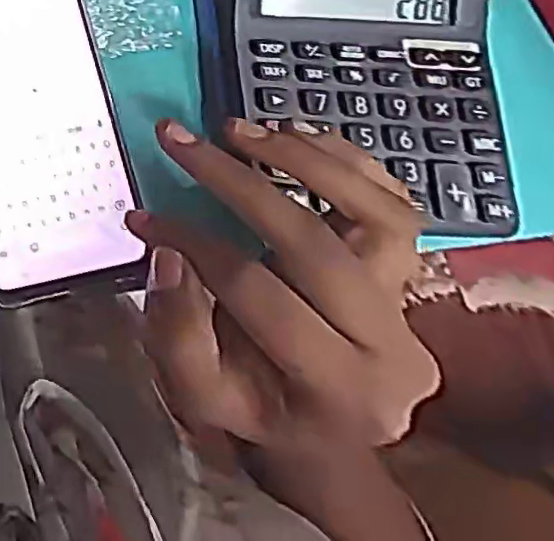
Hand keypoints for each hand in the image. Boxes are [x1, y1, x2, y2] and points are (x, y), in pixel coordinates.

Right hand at [126, 117, 438, 450]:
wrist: (320, 422)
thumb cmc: (253, 407)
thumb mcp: (198, 392)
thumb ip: (177, 331)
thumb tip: (168, 250)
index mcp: (341, 388)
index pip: (257, 290)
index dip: (191, 243)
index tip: (145, 218)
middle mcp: (392, 347)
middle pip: (316, 243)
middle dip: (237, 182)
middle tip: (183, 141)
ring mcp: (409, 305)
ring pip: (379, 214)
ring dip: (304, 159)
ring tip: (240, 130)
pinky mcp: (405, 271)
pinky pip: (392, 202)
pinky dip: (344, 160)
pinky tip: (292, 135)